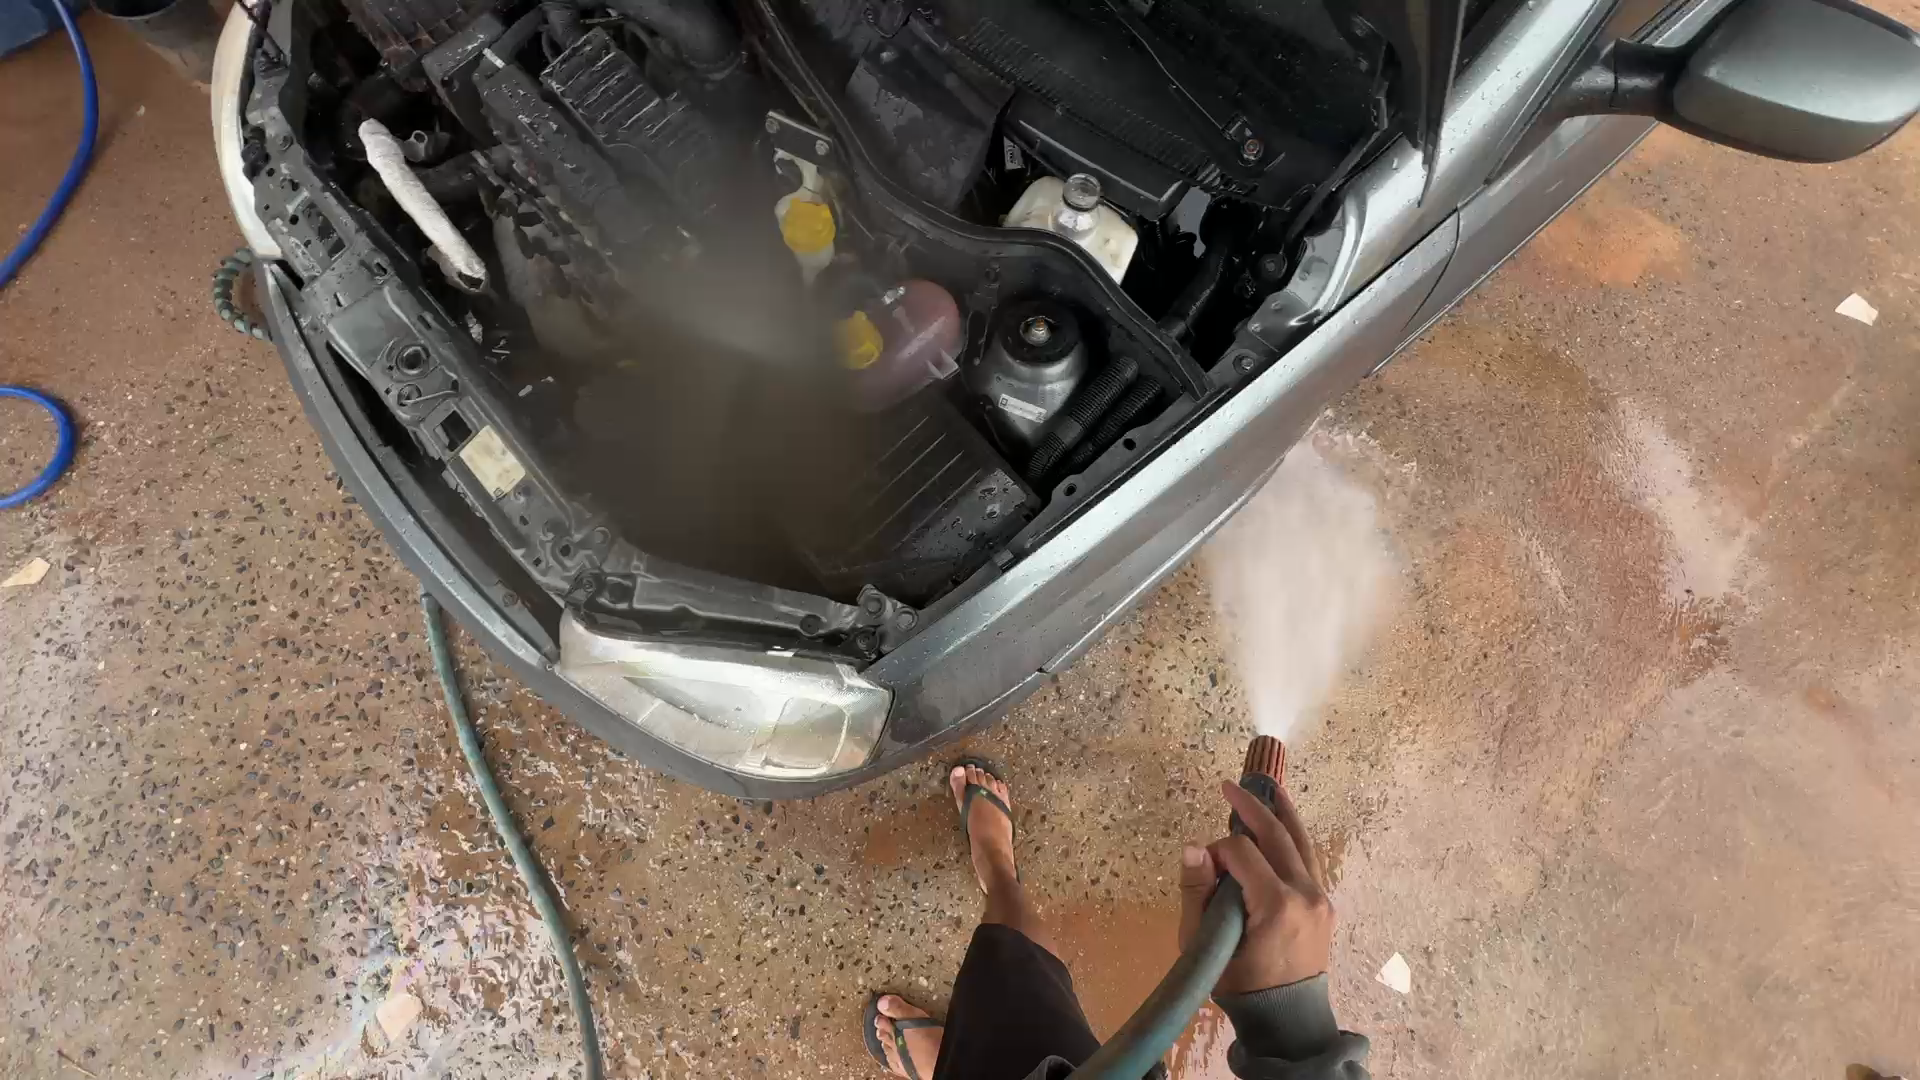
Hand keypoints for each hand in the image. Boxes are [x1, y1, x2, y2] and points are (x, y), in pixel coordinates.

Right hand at [1178, 780, 1333, 995]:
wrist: (1287, 1023)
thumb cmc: (1239, 983)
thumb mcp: (1203, 942)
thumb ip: (1196, 891)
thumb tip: (1193, 847)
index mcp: (1276, 904)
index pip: (1241, 850)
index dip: (1217, 850)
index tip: (1204, 869)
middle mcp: (1305, 894)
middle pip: (1276, 836)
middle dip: (1250, 807)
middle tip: (1229, 786)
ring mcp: (1321, 899)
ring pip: (1301, 842)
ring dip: (1282, 812)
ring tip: (1268, 786)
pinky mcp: (1325, 904)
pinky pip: (1309, 859)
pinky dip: (1295, 835)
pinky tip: (1284, 821)